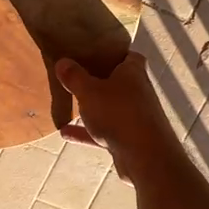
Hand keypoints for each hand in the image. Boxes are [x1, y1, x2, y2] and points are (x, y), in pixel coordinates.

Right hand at [55, 53, 179, 184]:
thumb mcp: (89, 91)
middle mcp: (138, 93)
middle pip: (119, 82)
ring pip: (111, 108)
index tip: (97, 51)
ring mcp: (135, 118)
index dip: (115, 53)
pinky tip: (65, 133)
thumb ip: (74, 77)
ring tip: (70, 104)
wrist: (145, 157)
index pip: (130, 56)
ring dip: (93, 109)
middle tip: (78, 75)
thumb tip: (62, 61)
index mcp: (133, 73)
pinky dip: (87, 133)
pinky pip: (105, 132)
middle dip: (101, 80)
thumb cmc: (118, 114)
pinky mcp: (130, 140)